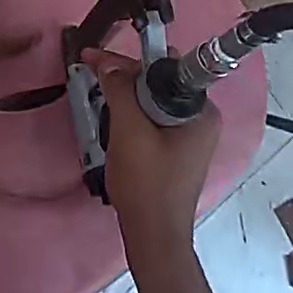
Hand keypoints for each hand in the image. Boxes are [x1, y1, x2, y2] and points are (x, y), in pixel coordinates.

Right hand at [85, 49, 222, 254]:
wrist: (153, 236)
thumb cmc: (145, 184)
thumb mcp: (129, 131)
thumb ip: (120, 91)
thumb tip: (108, 64)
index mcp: (201, 111)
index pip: (166, 70)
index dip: (130, 61)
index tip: (98, 56)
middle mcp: (201, 119)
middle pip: (159, 85)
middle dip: (125, 78)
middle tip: (91, 70)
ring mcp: (191, 137)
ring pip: (153, 103)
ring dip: (125, 98)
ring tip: (97, 91)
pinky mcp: (177, 151)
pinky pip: (153, 121)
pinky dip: (131, 116)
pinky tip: (111, 118)